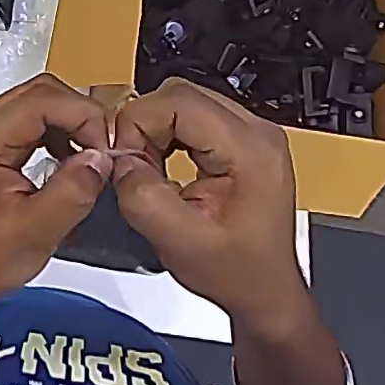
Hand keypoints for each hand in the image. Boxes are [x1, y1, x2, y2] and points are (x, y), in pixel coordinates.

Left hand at [0, 74, 112, 299]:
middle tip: (101, 150)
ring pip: (43, 103)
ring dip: (74, 123)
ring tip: (92, 157)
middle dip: (80, 114)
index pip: (42, 100)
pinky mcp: (1, 147)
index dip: (82, 116)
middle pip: (43, 92)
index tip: (103, 148)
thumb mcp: (35, 231)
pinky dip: (64, 133)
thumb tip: (101, 160)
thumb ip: (70, 193)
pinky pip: (39, 122)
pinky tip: (74, 162)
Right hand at [111, 78, 305, 323]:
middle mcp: (257, 133)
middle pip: (181, 95)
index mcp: (251, 152)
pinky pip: (193, 117)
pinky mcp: (241, 140)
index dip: (138, 123)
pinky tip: (164, 165)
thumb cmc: (237, 272)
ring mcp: (251, 133)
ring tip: (150, 170)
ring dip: (154, 129)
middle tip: (134, 166)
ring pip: (184, 101)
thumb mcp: (180, 243)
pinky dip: (168, 135)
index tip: (124, 159)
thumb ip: (144, 198)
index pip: (179, 102)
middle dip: (144, 125)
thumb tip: (120, 161)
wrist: (264, 289)